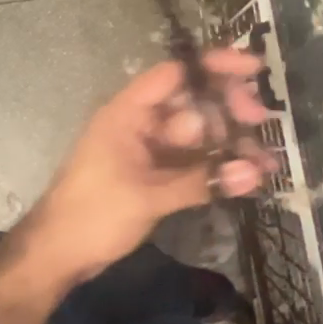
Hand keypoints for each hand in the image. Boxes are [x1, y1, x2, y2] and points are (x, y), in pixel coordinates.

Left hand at [21, 49, 272, 285]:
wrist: (56, 256)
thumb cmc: (92, 216)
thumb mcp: (148, 197)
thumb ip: (201, 182)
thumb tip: (253, 172)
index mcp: (128, 113)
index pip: (175, 74)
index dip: (215, 67)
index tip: (254, 69)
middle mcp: (141, 124)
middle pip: (193, 103)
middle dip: (230, 109)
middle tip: (262, 120)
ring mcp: (149, 150)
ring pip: (198, 135)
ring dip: (230, 144)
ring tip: (266, 160)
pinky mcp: (155, 175)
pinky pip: (193, 162)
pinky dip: (218, 167)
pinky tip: (248, 177)